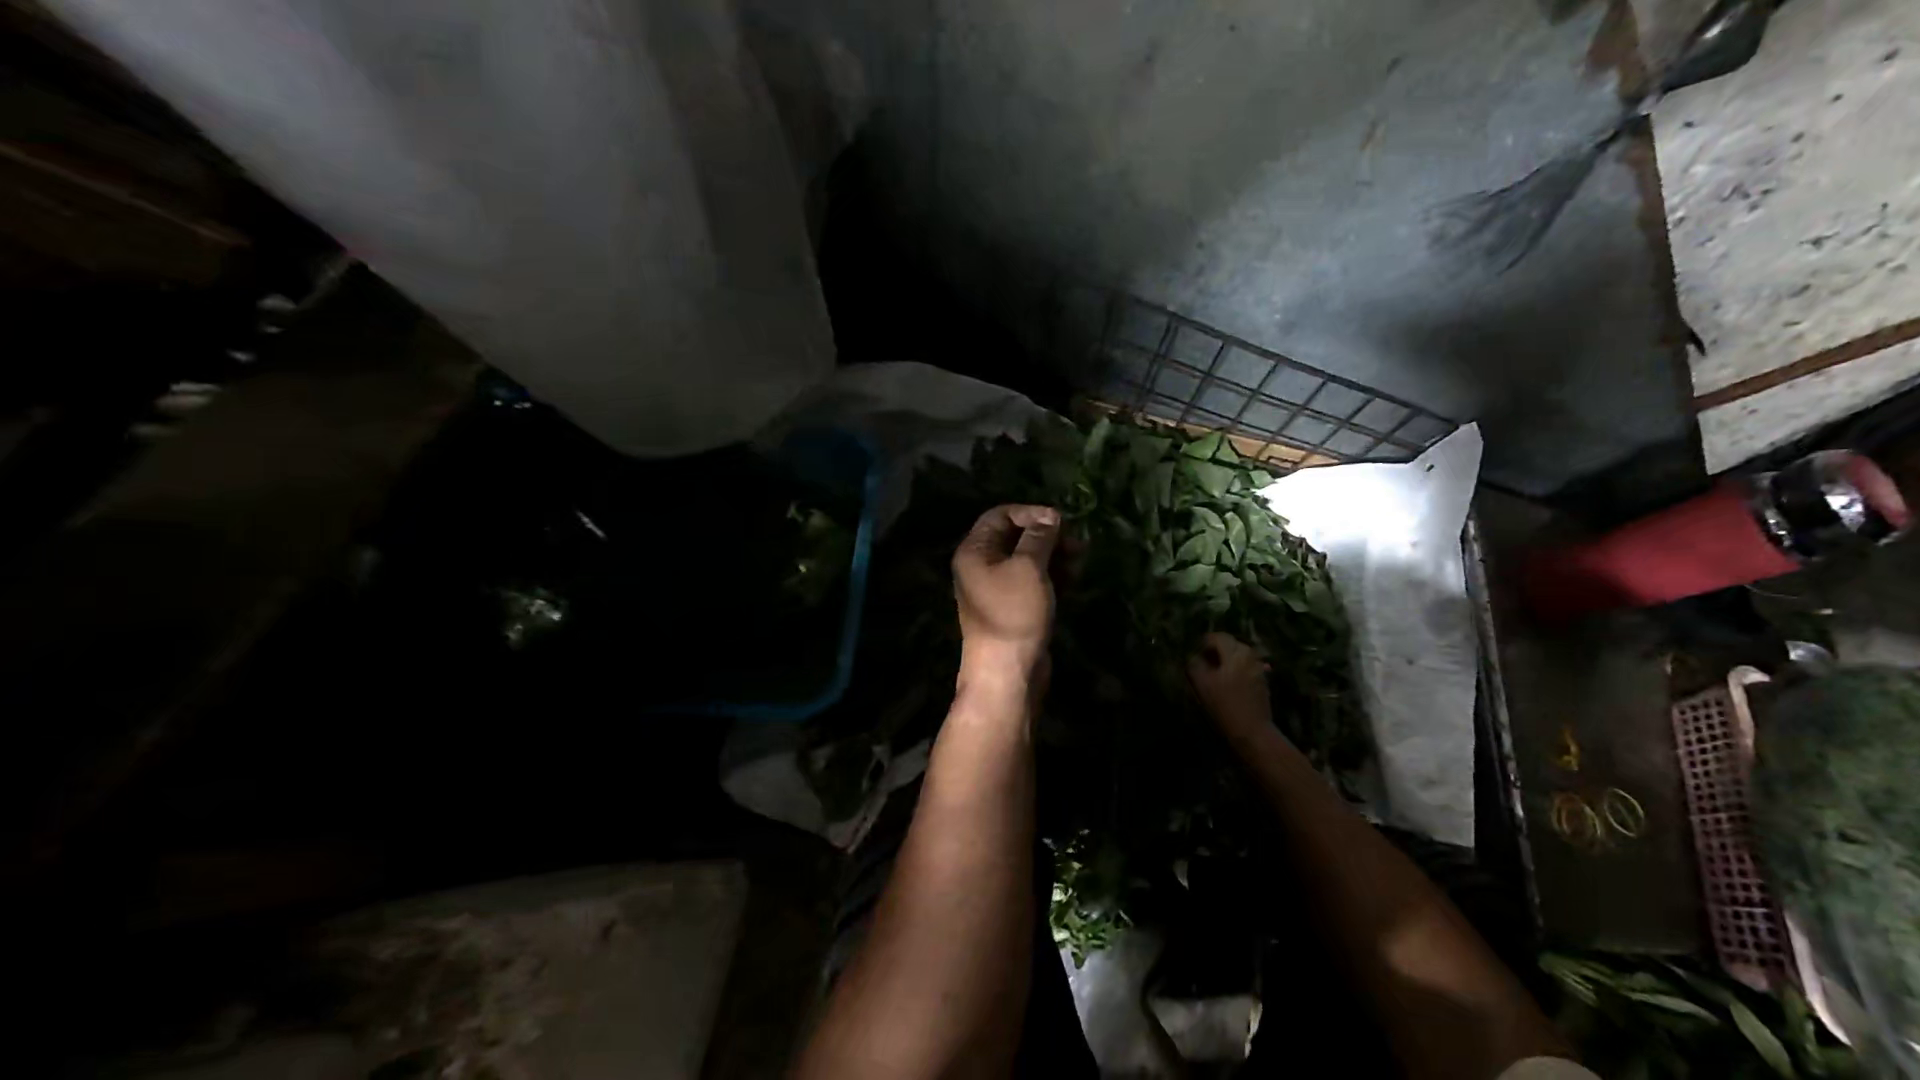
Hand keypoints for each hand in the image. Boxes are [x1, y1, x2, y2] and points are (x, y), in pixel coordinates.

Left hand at [952, 504, 1060, 683]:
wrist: (1008, 671)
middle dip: (1047, 536)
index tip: (1060, 520)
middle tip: (1077, 543)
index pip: (1000, 515)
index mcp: (975, 550)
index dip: (1030, 513)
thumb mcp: (1028, 567)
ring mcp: (998, 588)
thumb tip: (1050, 517)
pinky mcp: (1014, 607)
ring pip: (1028, 560)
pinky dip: (1052, 576)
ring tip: (1080, 560)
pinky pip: (1033, 582)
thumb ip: (1040, 537)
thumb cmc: (1014, 613)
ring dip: (1054, 556)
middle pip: (1016, 537)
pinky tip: (1074, 579)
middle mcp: (981, 565)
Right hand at [1187, 632, 1272, 734]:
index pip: (1217, 637)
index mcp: (1235, 653)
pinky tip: (1229, 681)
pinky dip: (1236, 668)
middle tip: (1204, 662)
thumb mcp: (1201, 684)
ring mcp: (1258, 668)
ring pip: (1240, 654)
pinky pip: (1247, 665)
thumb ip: (1195, 664)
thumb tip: (1195, 656)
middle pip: (1231, 643)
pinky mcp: (1262, 680)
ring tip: (1216, 672)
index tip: (1195, 655)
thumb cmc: (1223, 706)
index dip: (1203, 644)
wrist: (1252, 730)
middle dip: (1217, 649)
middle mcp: (1249, 656)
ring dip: (1227, 659)